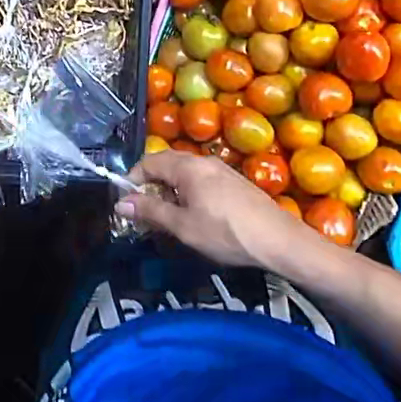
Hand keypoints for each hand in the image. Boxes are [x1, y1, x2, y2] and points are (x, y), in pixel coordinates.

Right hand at [115, 151, 324, 271]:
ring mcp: (222, 170)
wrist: (278, 240)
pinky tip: (194, 217)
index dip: (132, 179)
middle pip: (167, 164)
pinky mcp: (235, 183)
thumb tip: (122, 202)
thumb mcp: (183, 226)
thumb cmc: (226, 233)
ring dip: (169, 191)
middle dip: (150, 185)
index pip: (150, 161)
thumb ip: (151, 211)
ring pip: (185, 173)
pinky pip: (201, 180)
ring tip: (167, 219)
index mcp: (188, 167)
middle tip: (143, 214)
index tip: (126, 203)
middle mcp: (205, 162)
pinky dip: (188, 193)